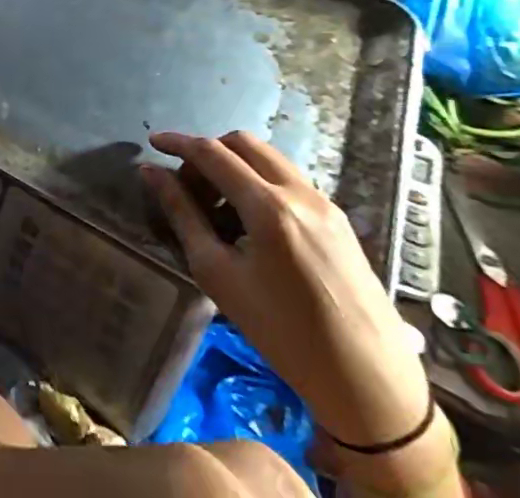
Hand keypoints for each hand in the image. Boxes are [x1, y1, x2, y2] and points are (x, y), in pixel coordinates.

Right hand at [143, 132, 428, 447]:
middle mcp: (300, 192)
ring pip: (269, 159)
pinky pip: (289, 180)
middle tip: (188, 186)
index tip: (153, 141)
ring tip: (216, 208)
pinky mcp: (339, 218)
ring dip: (235, 166)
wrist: (366, 378)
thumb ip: (183, 216)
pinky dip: (259, 183)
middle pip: (244, 143)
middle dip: (209, 152)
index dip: (179, 142)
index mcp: (269, 206)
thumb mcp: (219, 275)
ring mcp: (325, 202)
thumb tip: (152, 173)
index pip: (213, 153)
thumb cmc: (282, 333)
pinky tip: (249, 223)